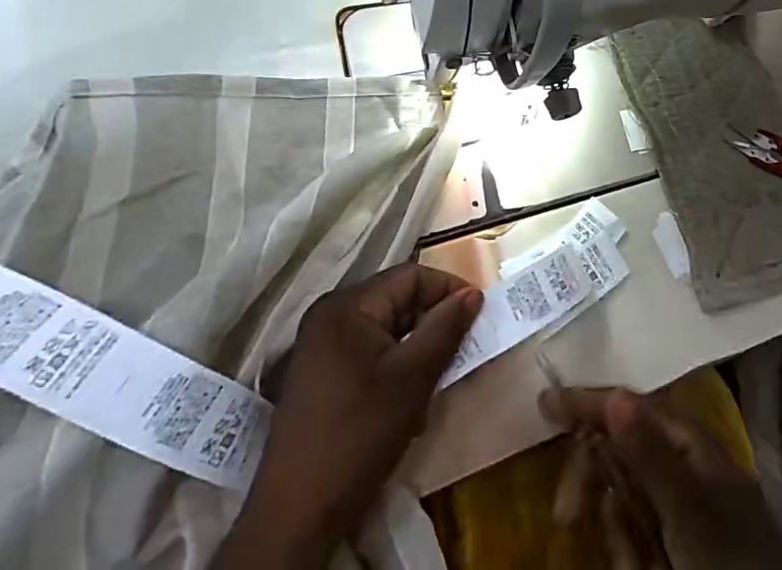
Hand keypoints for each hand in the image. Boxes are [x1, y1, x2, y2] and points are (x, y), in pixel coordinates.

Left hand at [215, 264, 482, 568]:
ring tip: (434, 384)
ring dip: (415, 350)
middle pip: (395, 300)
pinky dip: (394, 367)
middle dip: (432, 324)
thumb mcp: (412, 379)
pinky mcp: (321, 370)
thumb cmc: (359, 433)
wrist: (300, 505)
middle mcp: (329, 313)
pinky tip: (407, 403)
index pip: (408, 276)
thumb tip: (471, 294)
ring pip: (385, 329)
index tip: (481, 315)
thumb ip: (444, 330)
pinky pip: (369, 351)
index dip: (448, 289)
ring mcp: (321, 343)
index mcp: (346, 304)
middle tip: (462, 353)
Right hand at [541, 386, 781, 568]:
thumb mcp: (689, 508)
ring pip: (620, 493)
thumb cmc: (730, 561)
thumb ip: (650, 452)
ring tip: (612, 553)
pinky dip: (624, 546)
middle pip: (619, 450)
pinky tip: (635, 565)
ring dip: (605, 520)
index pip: (632, 407)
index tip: (545, 404)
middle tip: (564, 514)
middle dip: (589, 479)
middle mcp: (682, 471)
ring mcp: (677, 511)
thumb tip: (615, 393)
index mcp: (692, 448)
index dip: (589, 403)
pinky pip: (631, 531)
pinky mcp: (670, 546)